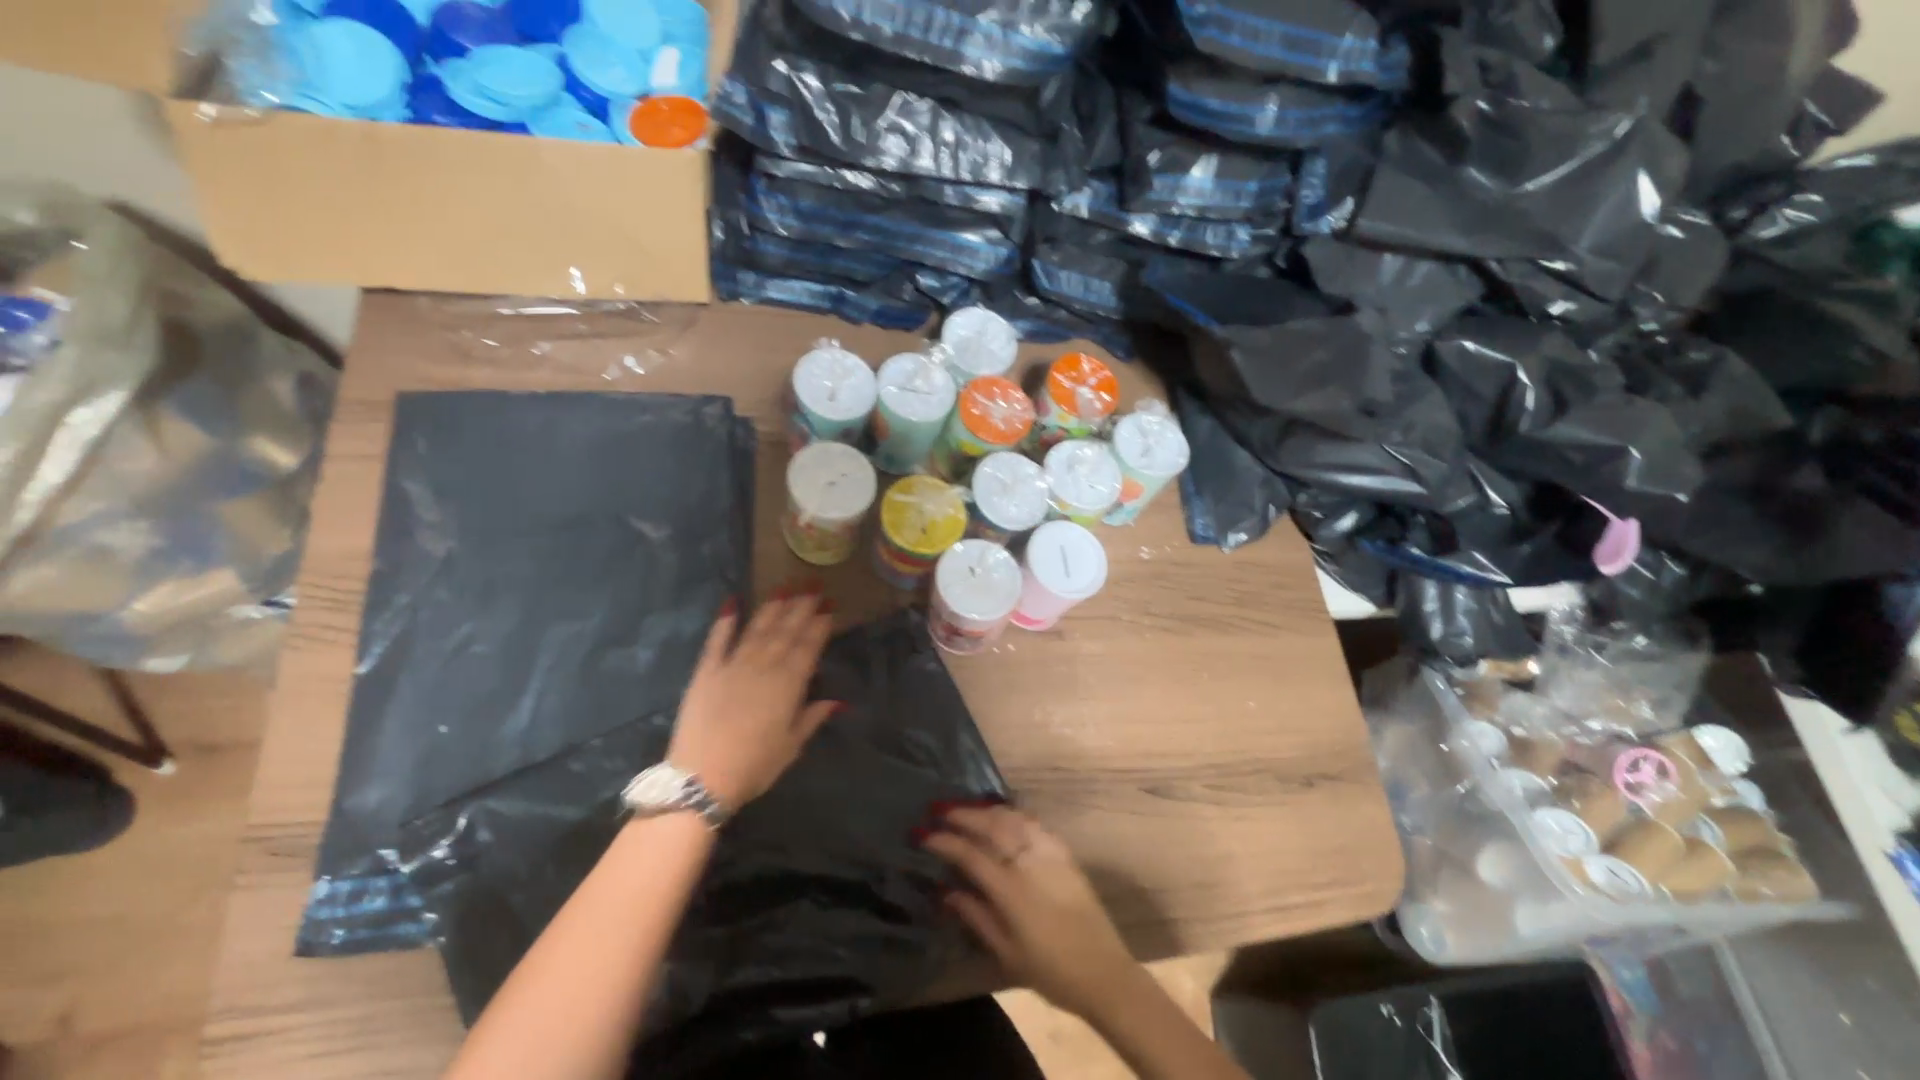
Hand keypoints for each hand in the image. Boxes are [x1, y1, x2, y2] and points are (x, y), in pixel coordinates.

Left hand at [667, 591, 838, 809]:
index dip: (820, 625)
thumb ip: (812, 718)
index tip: (829, 605)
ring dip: (772, 608)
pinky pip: (717, 640)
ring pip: (756, 629)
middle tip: (812, 585)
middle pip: (785, 631)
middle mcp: (763, 667)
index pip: (808, 647)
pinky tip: (732, 602)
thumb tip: (836, 700)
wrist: (701, 778)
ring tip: (785, 588)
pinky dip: (725, 620)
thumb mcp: (790, 747)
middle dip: (800, 607)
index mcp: (789, 685)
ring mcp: (732, 666)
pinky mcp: (705, 672)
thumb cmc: (753, 767)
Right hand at [922, 806, 1143, 1021]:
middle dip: (964, 816)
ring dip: (989, 811)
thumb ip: (976, 916)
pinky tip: (1006, 818)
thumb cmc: (1050, 971)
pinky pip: (1037, 825)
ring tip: (969, 810)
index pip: (970, 855)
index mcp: (1010, 890)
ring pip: (1016, 819)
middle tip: (941, 813)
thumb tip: (947, 892)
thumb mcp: (1006, 952)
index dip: (945, 842)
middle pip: (993, 826)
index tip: (924, 835)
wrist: (1103, 973)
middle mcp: (1030, 864)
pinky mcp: (1067, 857)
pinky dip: (1016, 816)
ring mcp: (1051, 856)